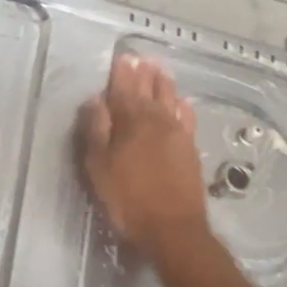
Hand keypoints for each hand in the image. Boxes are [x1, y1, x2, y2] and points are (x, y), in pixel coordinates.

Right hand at [80, 54, 209, 256]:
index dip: (122, 73)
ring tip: (160, 69)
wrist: (173, 230)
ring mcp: (177, 134)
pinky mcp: (190, 150)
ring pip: (170, 100)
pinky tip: (183, 103)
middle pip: (149, 91)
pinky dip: (183, 107)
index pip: (124, 89)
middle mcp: (156, 121)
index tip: (122, 57)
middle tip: (141, 58)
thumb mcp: (99, 166)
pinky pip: (187, 119)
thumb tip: (96, 100)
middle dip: (143, 74)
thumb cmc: (128, 199)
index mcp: (131, 121)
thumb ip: (96, 130)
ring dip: (164, 84)